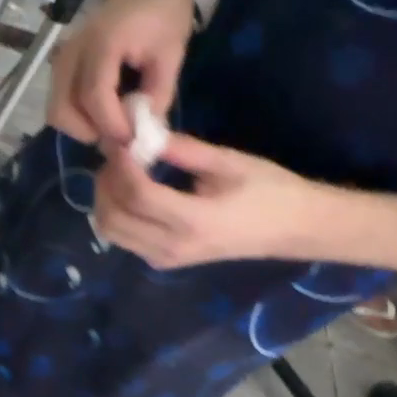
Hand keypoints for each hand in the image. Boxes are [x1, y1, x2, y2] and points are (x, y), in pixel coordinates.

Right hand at [48, 0, 193, 146]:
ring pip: (56, 111)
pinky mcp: (58, 69)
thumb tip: (145, 133)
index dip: (109, 123)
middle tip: (116, 137)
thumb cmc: (163, 12)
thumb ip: (158, 92)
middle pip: (62, 109)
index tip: (130, 140)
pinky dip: (76, 117)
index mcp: (102, 43)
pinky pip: (59, 103)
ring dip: (80, 127)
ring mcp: (59, 62)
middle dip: (88, 130)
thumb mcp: (172, 51)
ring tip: (109, 126)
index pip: (93, 94)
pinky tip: (101, 114)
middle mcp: (71, 54)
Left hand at [94, 133, 337, 268]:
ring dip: (104, 201)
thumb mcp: (231, 164)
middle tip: (112, 158)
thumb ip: (185, 152)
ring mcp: (162, 258)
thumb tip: (145, 134)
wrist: (293, 229)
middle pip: (114, 217)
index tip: (117, 144)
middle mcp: (170, 246)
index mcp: (194, 220)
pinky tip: (124, 193)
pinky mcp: (159, 262)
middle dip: (105, 185)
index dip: (121, 168)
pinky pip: (122, 239)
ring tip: (115, 173)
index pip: (138, 196)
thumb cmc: (270, 190)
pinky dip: (114, 215)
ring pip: (110, 232)